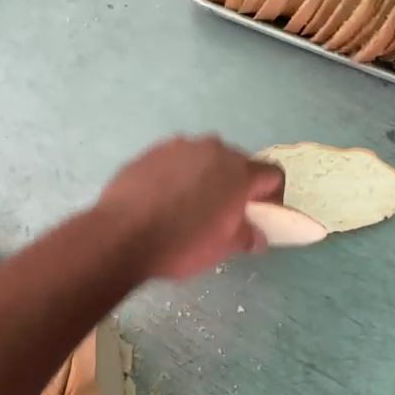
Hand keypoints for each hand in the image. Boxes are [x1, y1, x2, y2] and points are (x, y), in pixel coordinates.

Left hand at [96, 136, 284, 280]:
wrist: (122, 235)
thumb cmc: (182, 244)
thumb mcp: (222, 249)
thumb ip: (246, 237)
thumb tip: (257, 237)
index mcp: (239, 173)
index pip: (272, 174)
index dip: (271, 194)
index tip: (260, 212)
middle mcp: (213, 150)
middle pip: (237, 163)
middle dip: (236, 184)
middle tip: (224, 212)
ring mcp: (179, 146)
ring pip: (204, 159)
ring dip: (206, 177)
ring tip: (190, 205)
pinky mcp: (151, 151)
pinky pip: (176, 161)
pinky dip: (178, 176)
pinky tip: (164, 199)